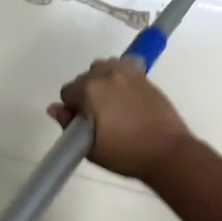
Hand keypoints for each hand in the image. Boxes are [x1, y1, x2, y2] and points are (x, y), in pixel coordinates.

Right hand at [47, 58, 193, 182]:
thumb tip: (54, 108)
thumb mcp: (90, 146)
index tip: (84, 124)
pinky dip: (118, 77)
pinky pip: (122, 67)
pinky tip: (126, 97)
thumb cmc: (125, 153)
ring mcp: (127, 72)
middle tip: (98, 117)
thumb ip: (68, 124)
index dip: (72, 109)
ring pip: (103, 68)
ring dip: (101, 82)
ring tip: (111, 105)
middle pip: (85, 78)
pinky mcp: (144, 76)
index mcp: (90, 90)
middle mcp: (106, 74)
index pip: (67, 92)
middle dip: (86, 94)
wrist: (167, 151)